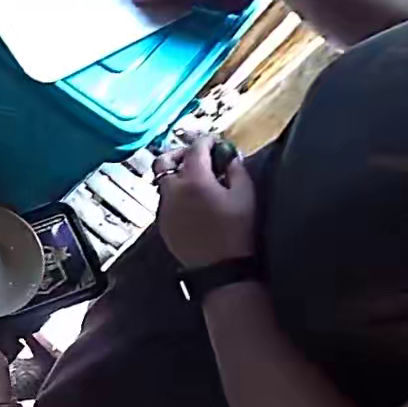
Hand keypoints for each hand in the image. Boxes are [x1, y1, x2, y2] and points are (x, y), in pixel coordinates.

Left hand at [153, 133, 256, 267]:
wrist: (219, 265)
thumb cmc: (237, 229)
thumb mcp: (245, 194)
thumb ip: (235, 169)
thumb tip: (228, 156)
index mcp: (193, 180)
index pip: (195, 149)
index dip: (206, 141)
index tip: (215, 141)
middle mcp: (172, 191)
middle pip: (164, 161)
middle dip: (180, 154)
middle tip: (197, 156)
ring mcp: (163, 207)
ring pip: (163, 182)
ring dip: (177, 174)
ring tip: (198, 179)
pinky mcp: (161, 222)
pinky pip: (165, 200)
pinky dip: (176, 193)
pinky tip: (193, 200)